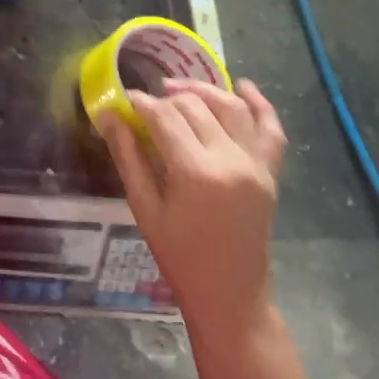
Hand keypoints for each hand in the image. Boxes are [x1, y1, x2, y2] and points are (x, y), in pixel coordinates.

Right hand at [98, 77, 287, 334]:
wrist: (230, 293)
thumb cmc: (178, 254)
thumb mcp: (143, 206)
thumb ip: (127, 155)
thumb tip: (107, 114)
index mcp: (196, 172)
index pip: (164, 117)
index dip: (140, 103)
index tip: (123, 100)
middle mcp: (231, 160)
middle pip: (196, 108)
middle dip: (166, 97)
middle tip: (145, 102)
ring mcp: (256, 166)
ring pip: (231, 108)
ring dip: (204, 91)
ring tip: (178, 89)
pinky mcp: (270, 173)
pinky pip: (271, 130)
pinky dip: (260, 105)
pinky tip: (243, 86)